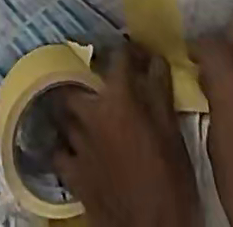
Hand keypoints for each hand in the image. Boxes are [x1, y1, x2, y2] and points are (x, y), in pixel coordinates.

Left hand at [51, 40, 200, 226]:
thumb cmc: (170, 182)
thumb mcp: (172, 133)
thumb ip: (160, 91)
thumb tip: (155, 60)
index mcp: (118, 99)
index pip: (118, 58)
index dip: (129, 51)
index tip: (138, 53)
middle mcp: (90, 113)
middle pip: (79, 81)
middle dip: (88, 78)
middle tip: (105, 85)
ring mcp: (76, 142)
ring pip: (66, 113)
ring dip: (76, 109)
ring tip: (89, 112)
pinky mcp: (70, 171)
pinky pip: (60, 148)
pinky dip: (65, 144)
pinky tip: (73, 145)